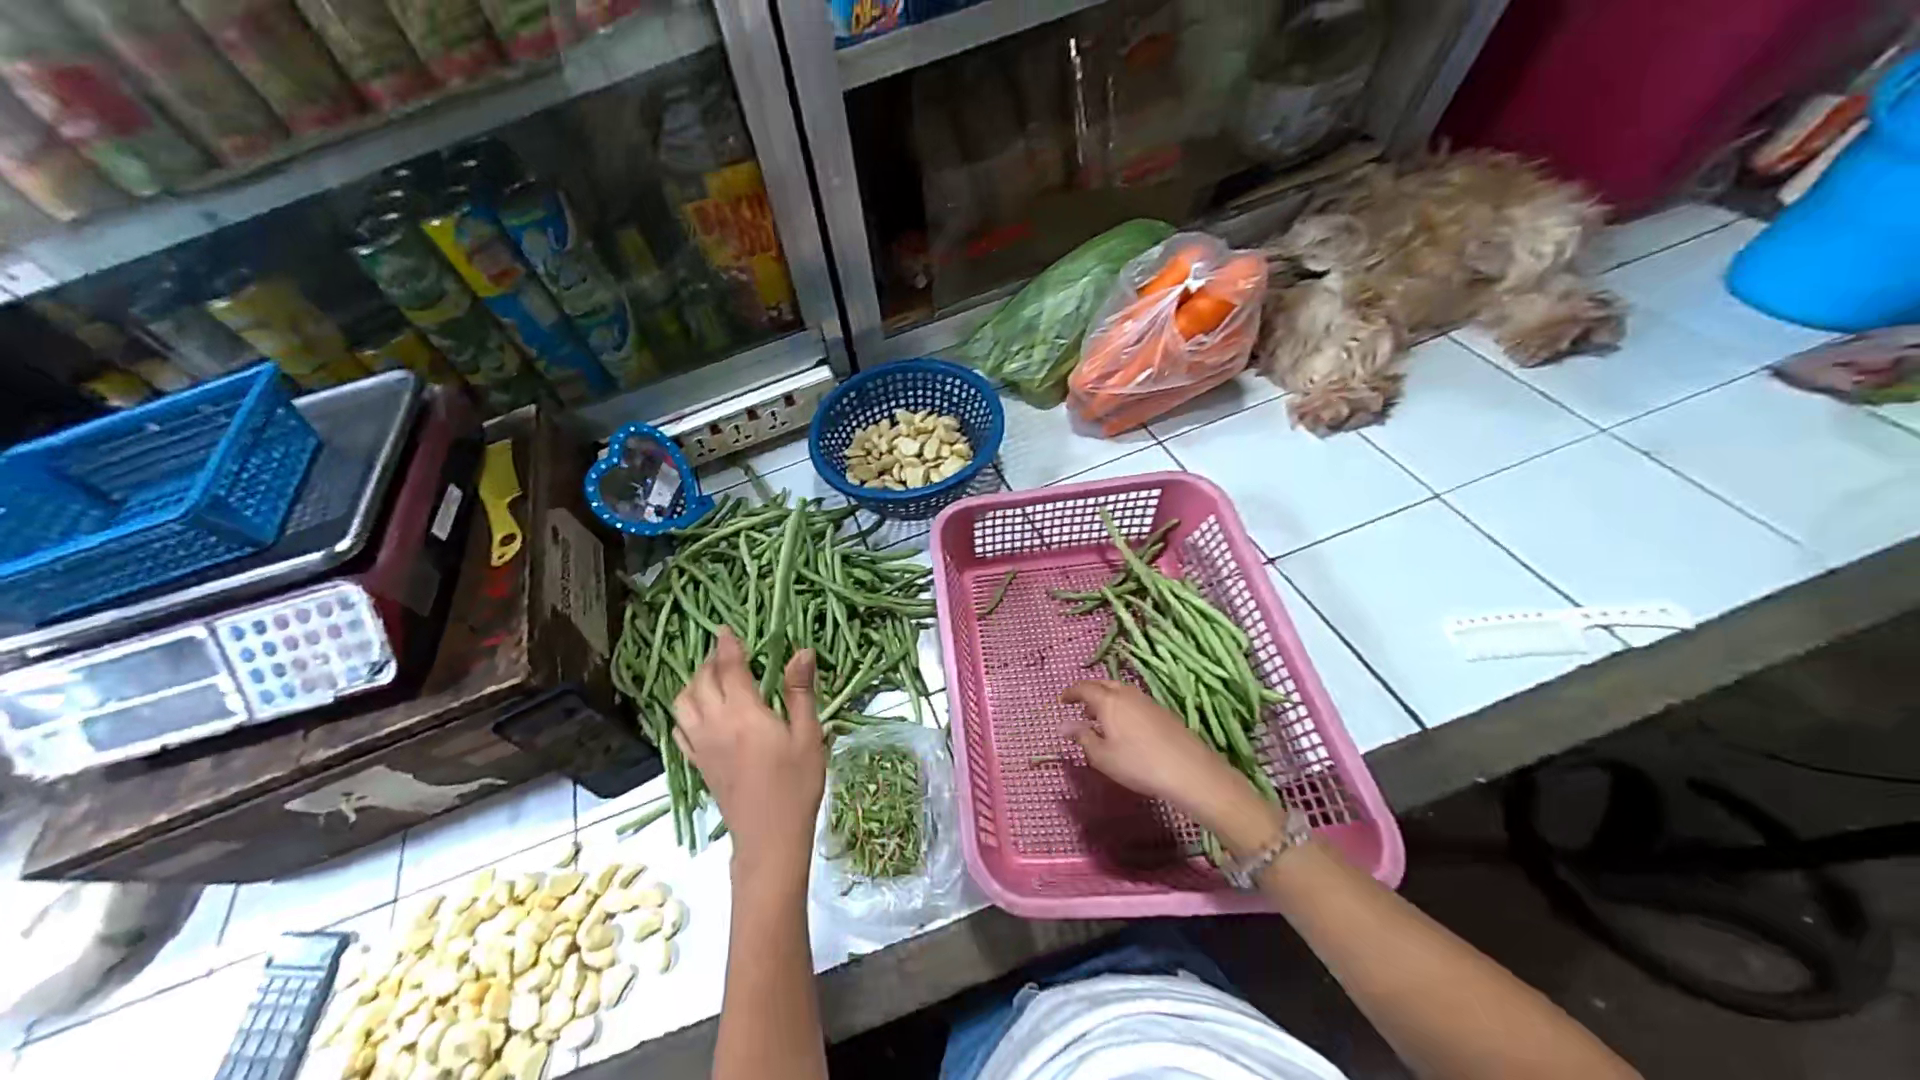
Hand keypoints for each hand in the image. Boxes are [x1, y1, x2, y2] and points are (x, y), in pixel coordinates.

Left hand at [673, 627, 824, 881]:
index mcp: (744, 714)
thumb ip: (800, 691)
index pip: (729, 668)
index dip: (727, 645)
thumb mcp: (808, 734)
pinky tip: (701, 711)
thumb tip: (802, 651)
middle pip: (701, 681)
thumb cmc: (796, 784)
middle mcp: (715, 724)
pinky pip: (679, 728)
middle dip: (711, 661)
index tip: (726, 629)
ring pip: (682, 702)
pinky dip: (686, 710)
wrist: (769, 837)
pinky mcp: (697, 763)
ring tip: (714, 678)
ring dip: (694, 683)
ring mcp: (701, 745)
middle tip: (729, 653)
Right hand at [1059, 680, 1264, 836]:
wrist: (1189, 770)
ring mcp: (1148, 701)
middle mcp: (1127, 694)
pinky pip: (1134, 700)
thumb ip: (1082, 738)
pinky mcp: (1163, 711)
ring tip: (1100, 717)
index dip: (1071, 692)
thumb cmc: (1138, 764)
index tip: (1062, 701)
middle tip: (1080, 706)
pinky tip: (1125, 726)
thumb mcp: (1102, 756)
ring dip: (1107, 698)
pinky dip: (1122, 706)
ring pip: (1121, 691)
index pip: (1084, 688)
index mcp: (1108, 701)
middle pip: (1104, 684)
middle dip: (1089, 692)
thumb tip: (1063, 725)